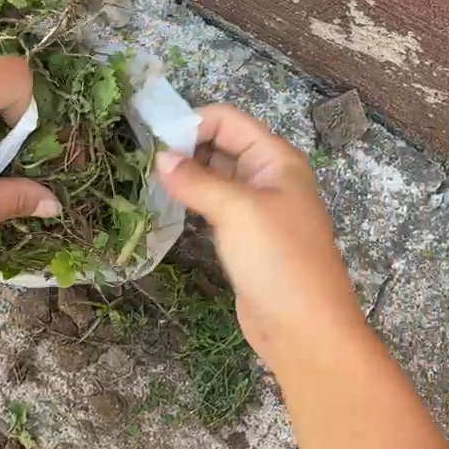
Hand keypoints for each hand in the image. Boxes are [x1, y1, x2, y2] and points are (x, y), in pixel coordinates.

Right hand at [154, 105, 366, 365]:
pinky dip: (192, 202)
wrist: (304, 328)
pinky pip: (214, 207)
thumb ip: (197, 181)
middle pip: (220, 145)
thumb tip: (160, 158)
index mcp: (276, 159)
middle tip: (144, 163)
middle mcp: (268, 178)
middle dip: (184, 148)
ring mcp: (257, 209)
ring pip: (215, 178)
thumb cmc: (278, 261)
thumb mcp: (237, 211)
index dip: (191, 124)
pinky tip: (168, 208)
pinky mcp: (245, 238)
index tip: (152, 142)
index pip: (227, 121)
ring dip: (186, 176)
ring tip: (149, 183)